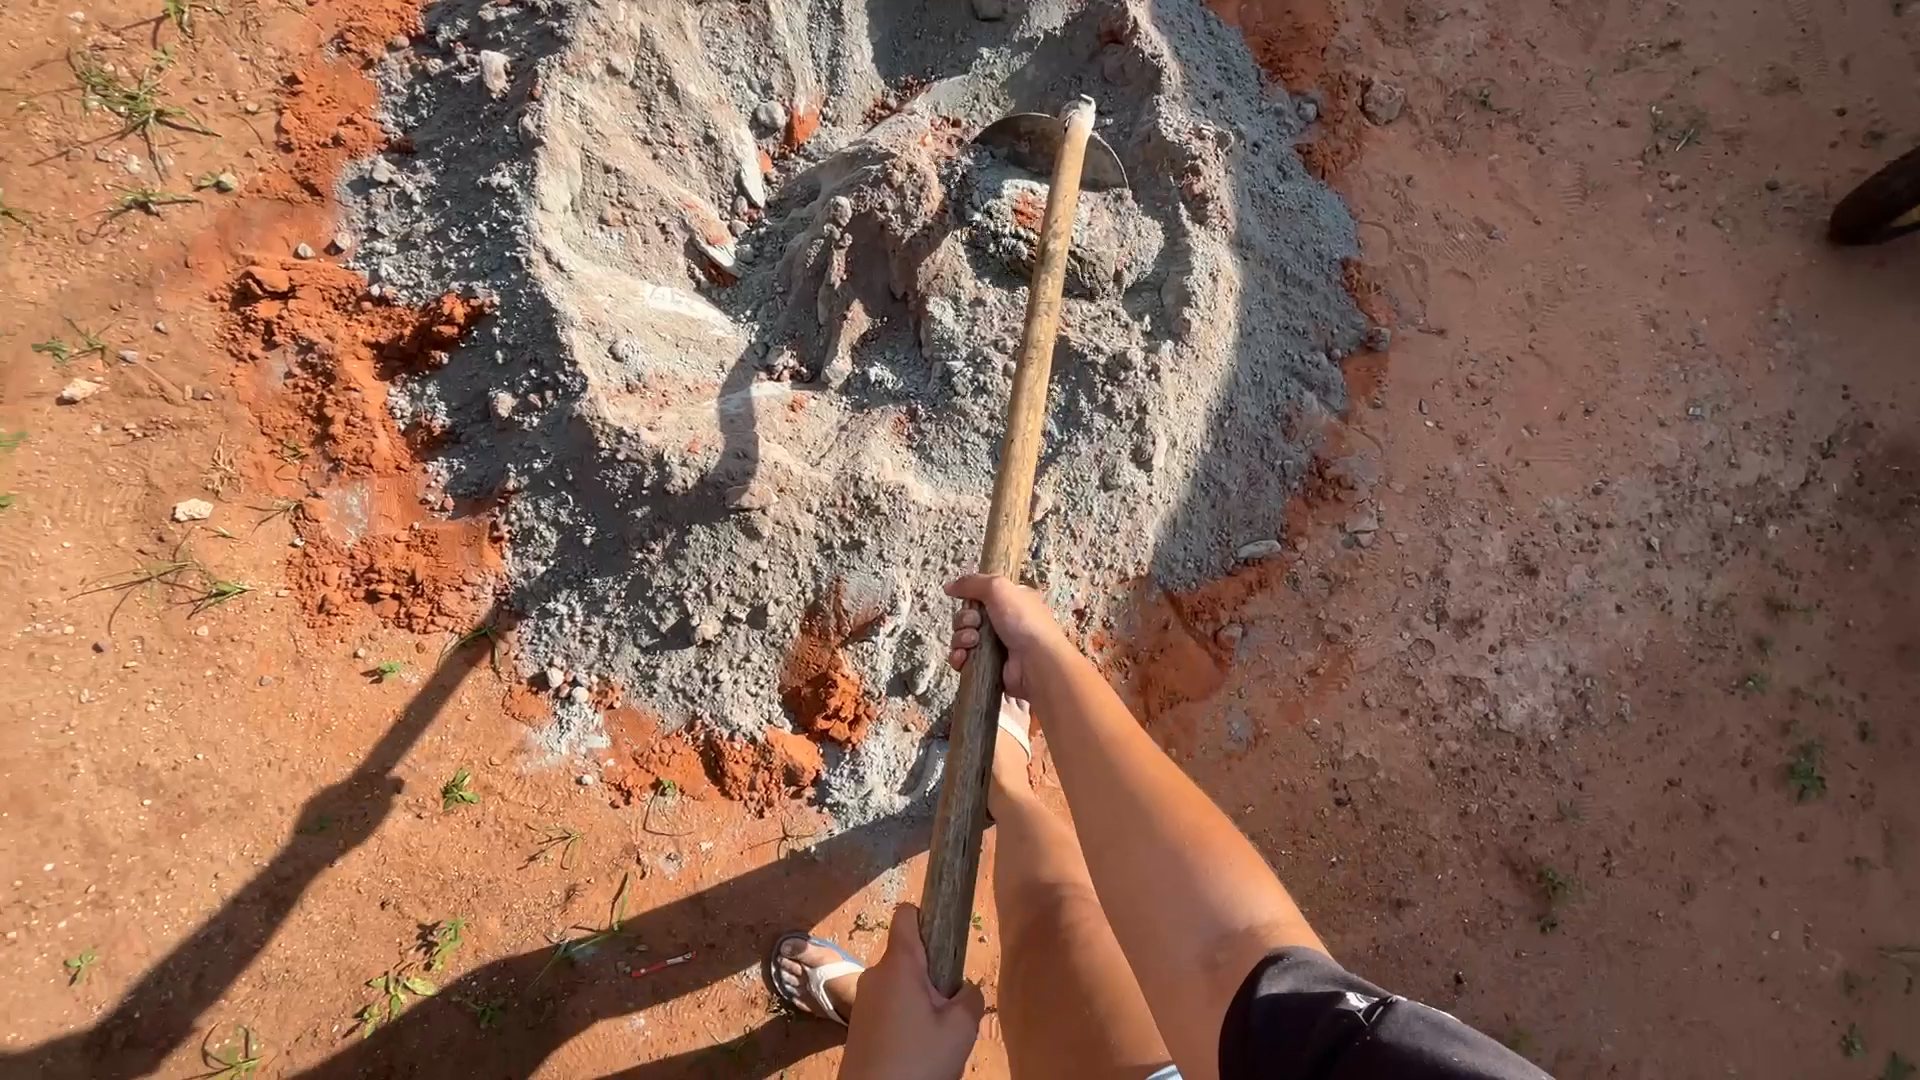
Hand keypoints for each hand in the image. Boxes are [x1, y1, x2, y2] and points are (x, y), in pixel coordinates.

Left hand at [838, 905, 985, 1079]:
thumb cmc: (917, 1063)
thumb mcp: (960, 1030)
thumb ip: (970, 998)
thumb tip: (965, 989)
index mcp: (899, 964)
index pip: (907, 914)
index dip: (927, 917)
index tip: (946, 941)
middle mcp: (876, 974)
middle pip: (909, 957)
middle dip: (932, 977)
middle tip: (949, 1010)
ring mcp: (863, 1000)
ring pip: (900, 986)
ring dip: (920, 1004)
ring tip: (935, 1039)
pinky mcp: (858, 1026)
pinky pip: (888, 1008)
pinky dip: (904, 1022)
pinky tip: (916, 1053)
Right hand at [944, 574, 1070, 699]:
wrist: (1035, 662)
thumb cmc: (1023, 621)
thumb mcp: (999, 588)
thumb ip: (972, 582)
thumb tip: (949, 586)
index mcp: (1010, 602)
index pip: (979, 596)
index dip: (970, 599)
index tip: (972, 602)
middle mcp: (1003, 623)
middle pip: (967, 617)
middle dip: (964, 620)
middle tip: (975, 624)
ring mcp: (995, 646)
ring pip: (962, 638)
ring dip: (961, 638)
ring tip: (973, 642)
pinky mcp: (988, 667)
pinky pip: (963, 660)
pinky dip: (959, 658)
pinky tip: (963, 658)